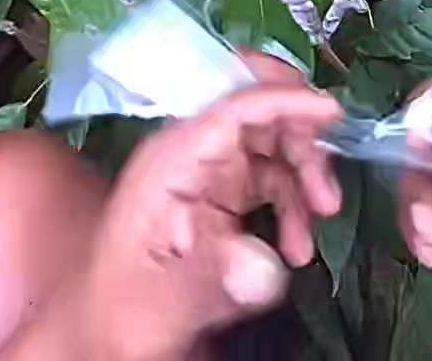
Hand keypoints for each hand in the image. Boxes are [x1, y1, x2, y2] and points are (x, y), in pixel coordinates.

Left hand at [8, 76, 342, 360]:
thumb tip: (267, 269)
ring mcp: (212, 163)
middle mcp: (195, 147)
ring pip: (275, 139)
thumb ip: (216, 279)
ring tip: (319, 221)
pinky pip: (273, 174)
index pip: (236, 103)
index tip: (331, 111)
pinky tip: (296, 247)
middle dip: (303, 141)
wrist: (100, 332)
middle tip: (326, 191)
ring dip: (305, 173)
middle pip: (263, 112)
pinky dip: (294, 201)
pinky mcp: (225, 185)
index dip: (286, 100)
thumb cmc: (121, 313)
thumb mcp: (164, 301)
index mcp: (174, 154)